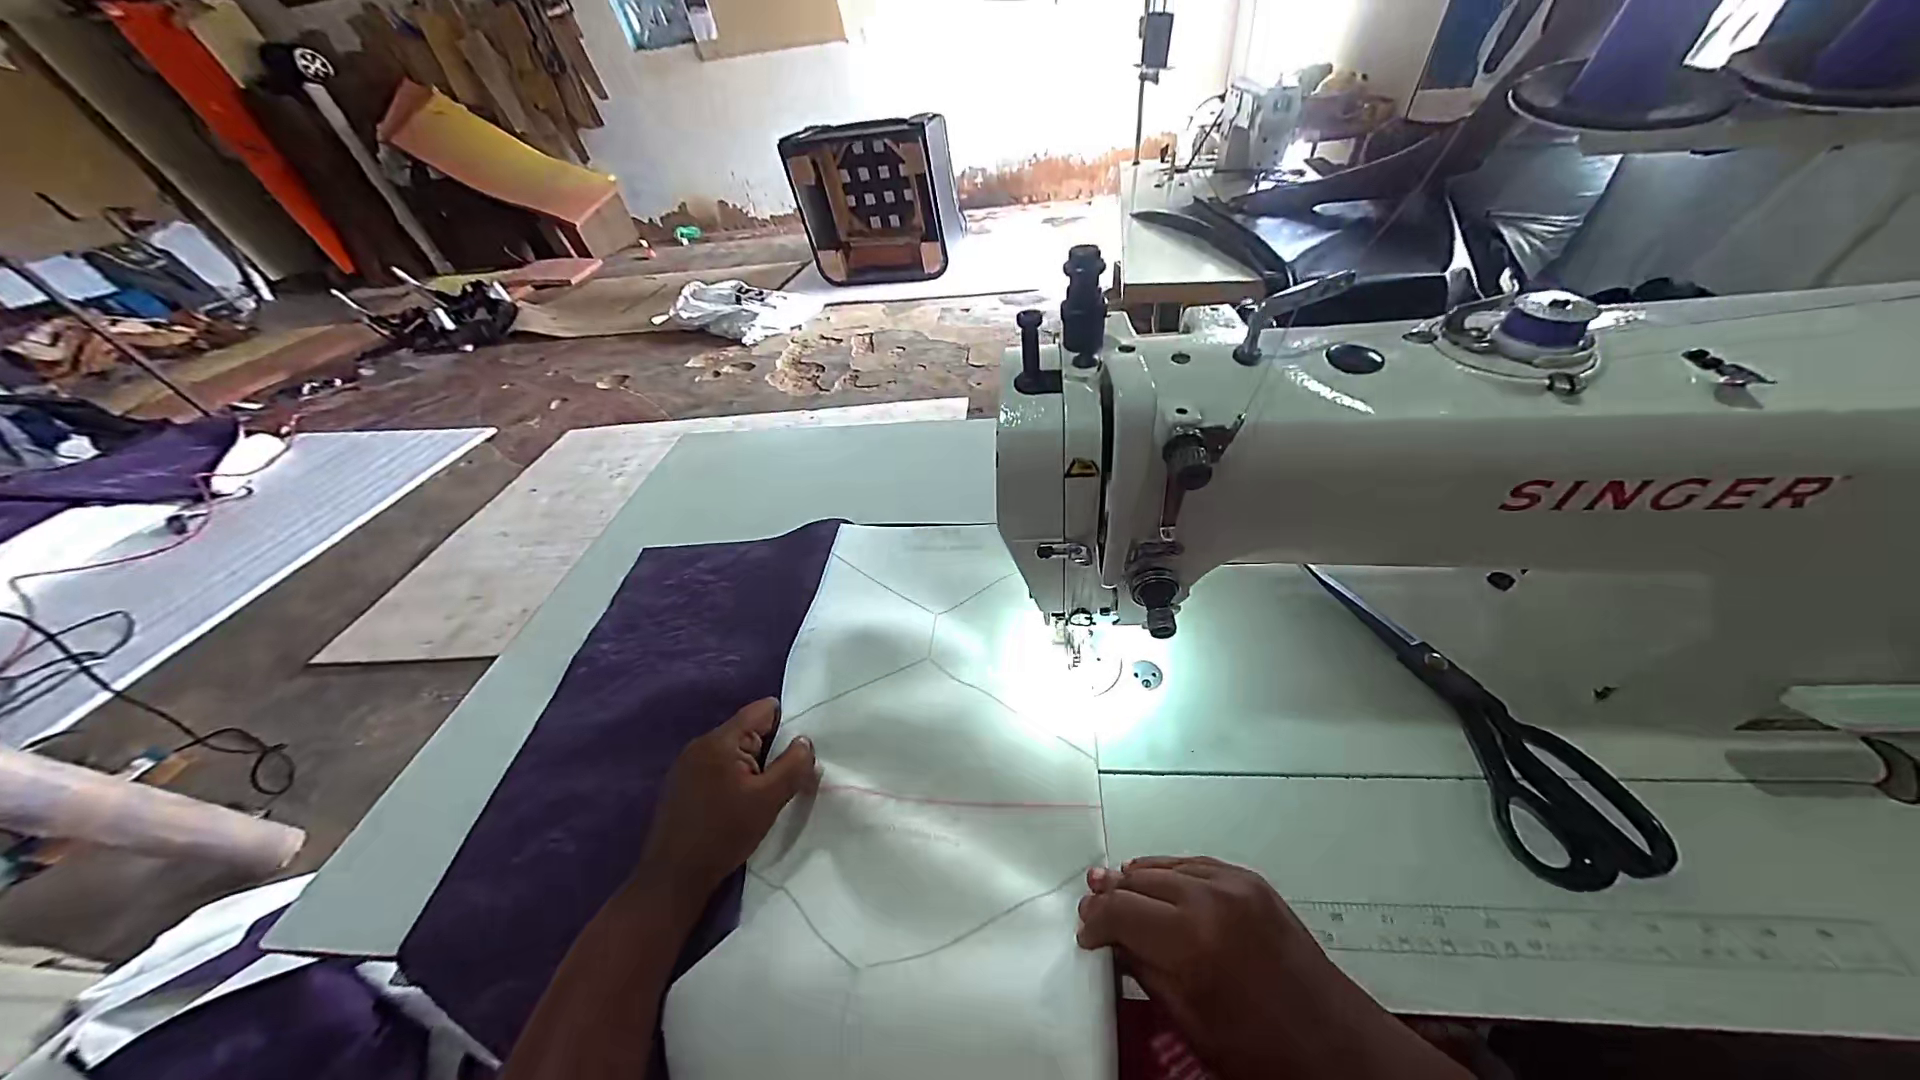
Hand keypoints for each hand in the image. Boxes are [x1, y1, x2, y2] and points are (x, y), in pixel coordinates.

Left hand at [638, 698, 816, 904]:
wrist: (672, 879)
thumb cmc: (723, 834)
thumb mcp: (769, 800)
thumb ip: (793, 765)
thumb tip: (805, 741)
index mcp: (720, 740)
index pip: (763, 710)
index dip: (787, 724)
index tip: (798, 752)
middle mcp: (701, 744)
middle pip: (750, 730)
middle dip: (772, 750)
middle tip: (785, 779)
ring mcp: (687, 764)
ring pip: (735, 750)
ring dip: (754, 766)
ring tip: (764, 795)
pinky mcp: (682, 784)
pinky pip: (719, 766)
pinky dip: (736, 777)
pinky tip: (739, 805)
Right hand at [1077, 857, 1470, 1079]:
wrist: (1341, 1050)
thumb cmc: (1265, 1053)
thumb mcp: (1190, 1021)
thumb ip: (1145, 970)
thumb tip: (1114, 940)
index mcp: (1192, 940)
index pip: (1119, 909)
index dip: (1095, 919)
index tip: (1087, 932)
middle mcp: (1211, 899)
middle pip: (1137, 879)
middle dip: (1112, 896)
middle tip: (1097, 910)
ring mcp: (1235, 884)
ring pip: (1163, 864)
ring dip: (1139, 880)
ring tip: (1121, 892)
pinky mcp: (1252, 880)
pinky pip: (1195, 862)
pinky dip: (1172, 872)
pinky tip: (1161, 884)